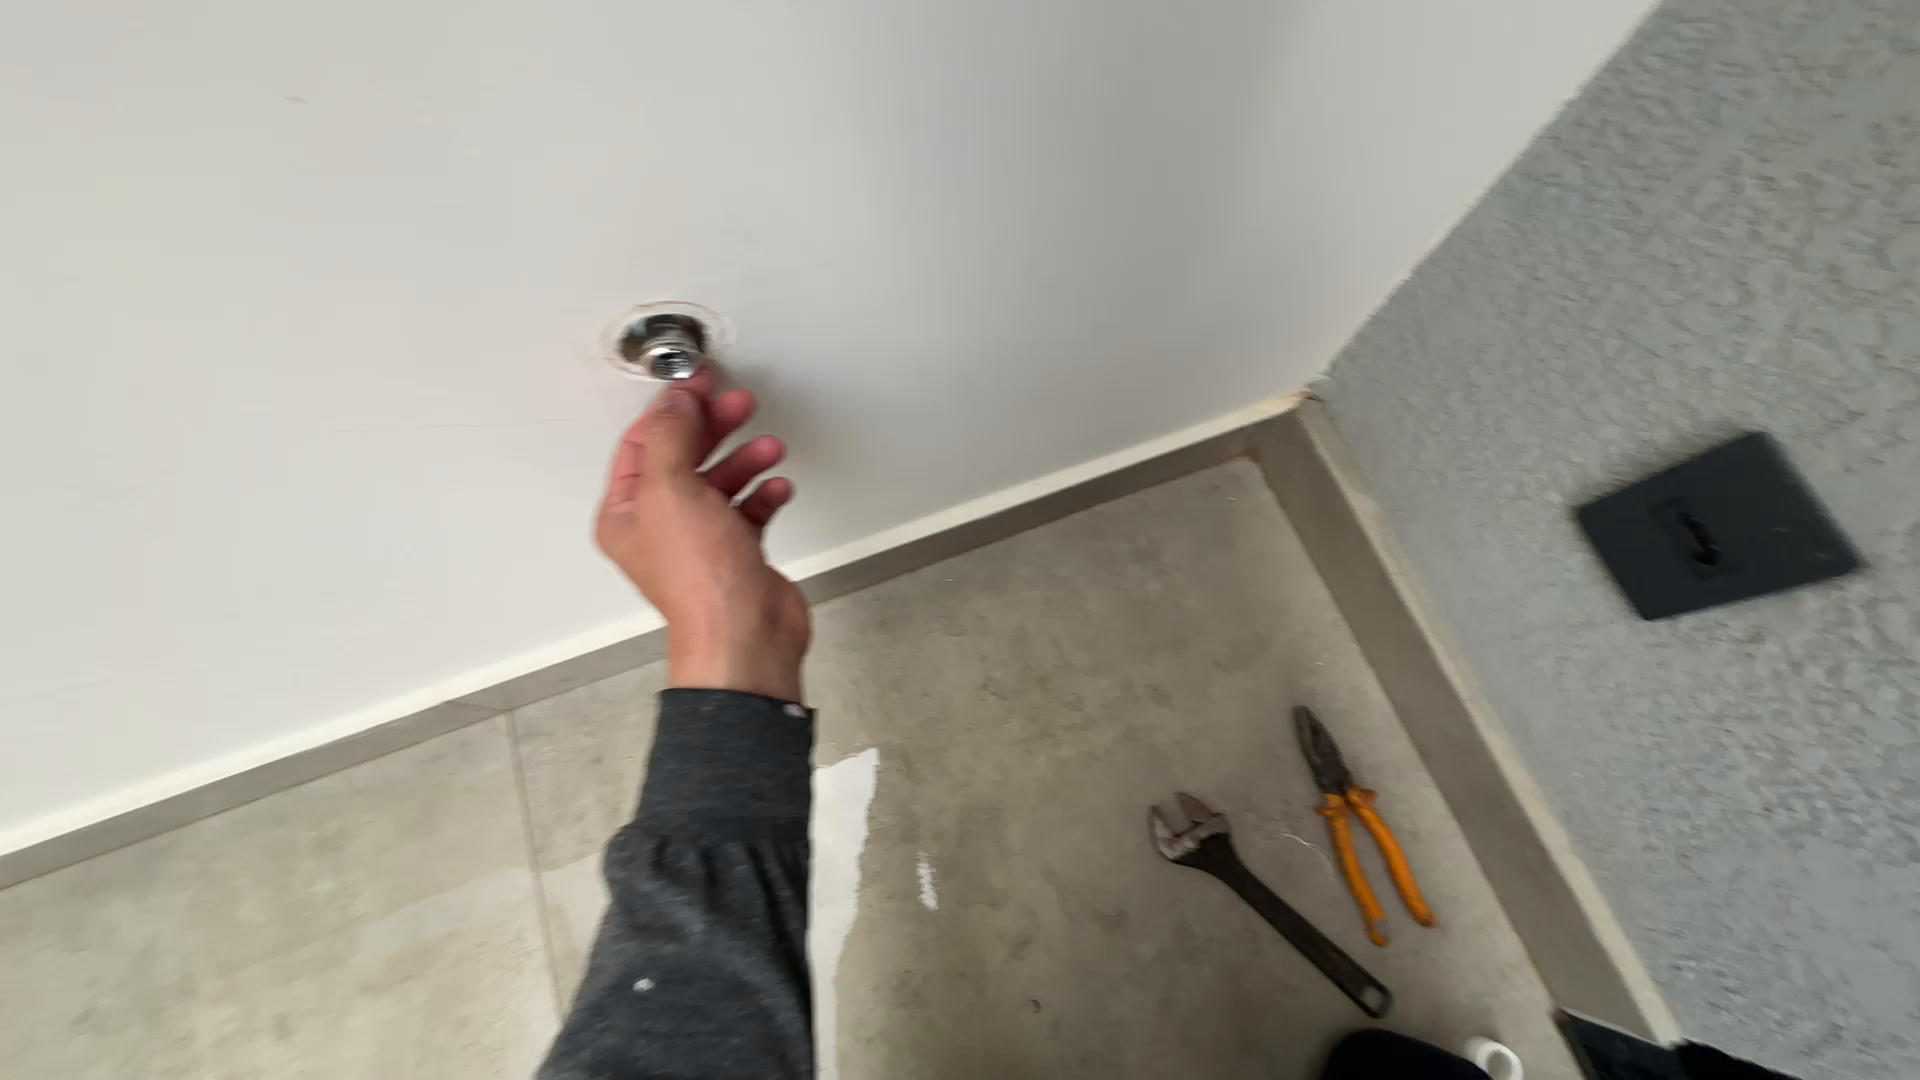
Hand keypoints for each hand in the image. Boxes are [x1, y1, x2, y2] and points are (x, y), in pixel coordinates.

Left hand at [595, 371, 809, 701]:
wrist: (747, 634)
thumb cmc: (702, 581)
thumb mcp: (671, 491)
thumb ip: (670, 436)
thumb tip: (674, 398)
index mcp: (628, 512)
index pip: (643, 443)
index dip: (672, 408)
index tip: (699, 381)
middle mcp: (661, 524)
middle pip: (685, 457)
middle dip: (714, 426)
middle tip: (738, 402)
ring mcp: (702, 538)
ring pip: (721, 480)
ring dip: (746, 459)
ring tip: (768, 446)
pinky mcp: (738, 551)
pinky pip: (750, 508)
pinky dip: (765, 493)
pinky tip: (777, 487)